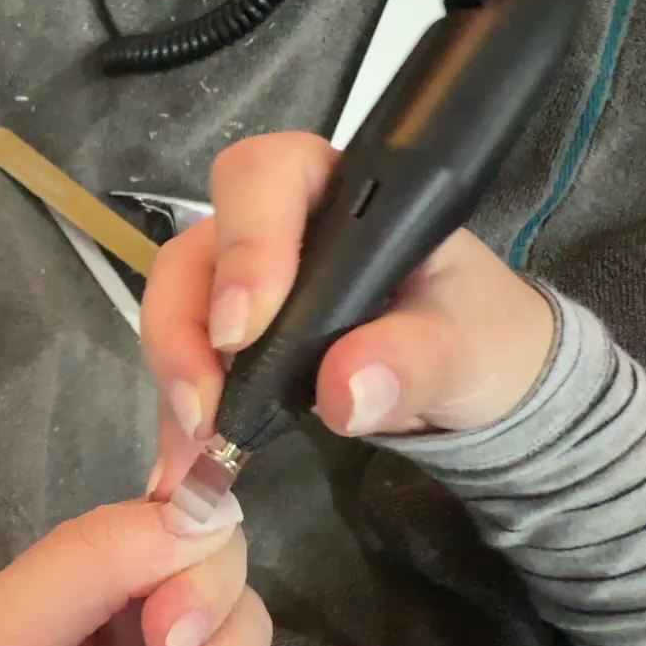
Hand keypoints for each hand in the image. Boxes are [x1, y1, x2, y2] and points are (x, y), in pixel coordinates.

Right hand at [142, 132, 556, 490]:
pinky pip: (182, 366)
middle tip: (203, 412)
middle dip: (183, 333)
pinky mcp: (222, 336)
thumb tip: (344, 389)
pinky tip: (185, 466)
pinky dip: (176, 419)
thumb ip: (421, 358)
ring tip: (195, 452)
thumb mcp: (470, 344)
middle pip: (193, 254)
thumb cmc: (472, 330)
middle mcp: (269, 229)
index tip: (242, 332)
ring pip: (173, 310)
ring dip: (174, 380)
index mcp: (336, 194)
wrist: (462, 374)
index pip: (265, 179)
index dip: (243, 245)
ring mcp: (236, 282)